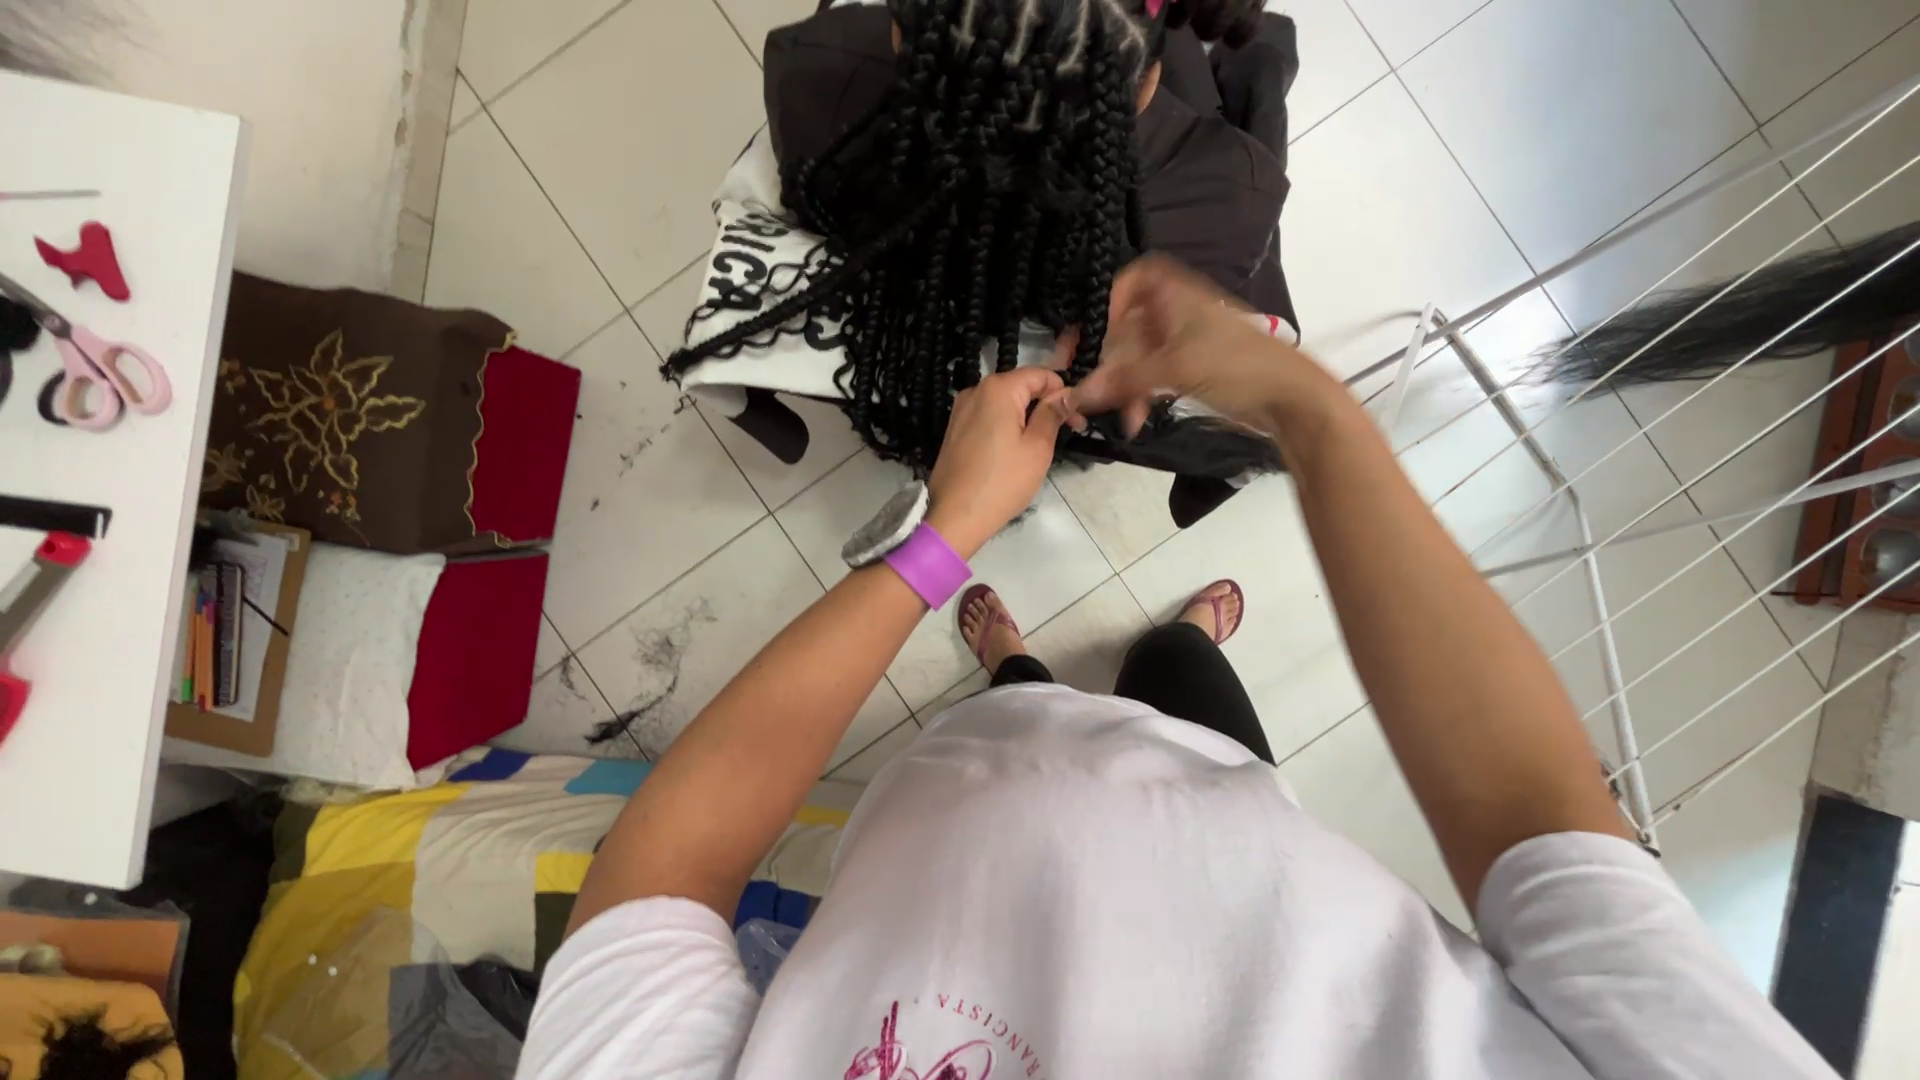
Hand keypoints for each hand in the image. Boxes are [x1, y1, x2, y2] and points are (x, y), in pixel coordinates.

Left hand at [925, 368, 1072, 556]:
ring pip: (1004, 403)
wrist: (955, 517)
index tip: (1077, 420)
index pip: (1040, 374)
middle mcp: (975, 391)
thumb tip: (1067, 392)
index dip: (1063, 392)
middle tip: (1066, 433)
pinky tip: (1014, 451)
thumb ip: (1052, 413)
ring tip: (1041, 446)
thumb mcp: (1037, 447)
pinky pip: (987, 418)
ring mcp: (960, 410)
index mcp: (997, 388)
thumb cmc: (1002, 482)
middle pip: (1020, 387)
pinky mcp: (954, 430)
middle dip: (1045, 405)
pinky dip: (1006, 426)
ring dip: (1026, 417)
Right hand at [1065, 255, 1338, 437]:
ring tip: (1117, 413)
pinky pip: (1150, 379)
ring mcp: (1182, 345)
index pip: (1133, 282)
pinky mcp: (1188, 372)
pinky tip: (1134, 420)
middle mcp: (1176, 314)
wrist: (1289, 398)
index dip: (1108, 301)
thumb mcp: (1175, 368)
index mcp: (1176, 296)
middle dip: (1107, 360)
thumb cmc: (1237, 366)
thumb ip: (1122, 381)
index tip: (1091, 333)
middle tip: (1087, 388)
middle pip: (1127, 327)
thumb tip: (1075, 395)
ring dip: (1121, 386)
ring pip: (1136, 358)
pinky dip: (1139, 397)